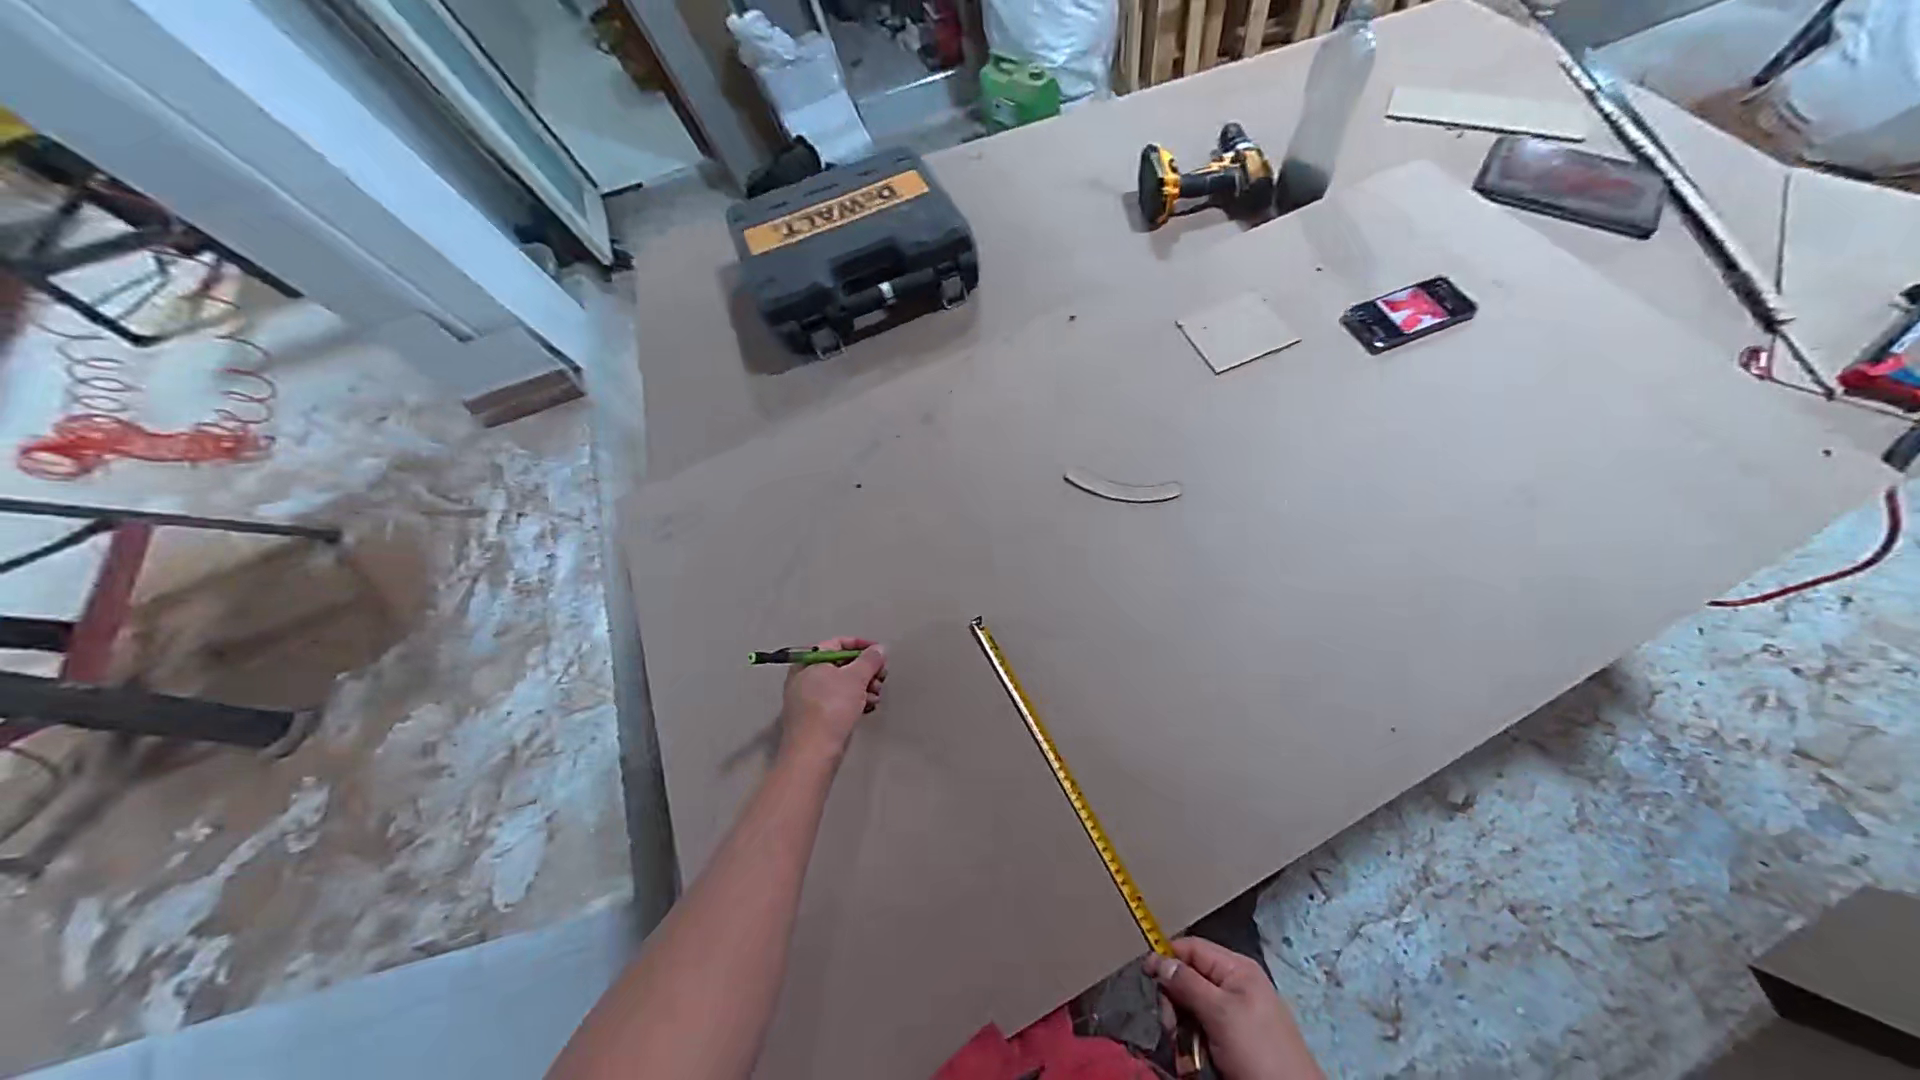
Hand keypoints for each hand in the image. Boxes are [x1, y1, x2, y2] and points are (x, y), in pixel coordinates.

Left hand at [779, 637, 886, 764]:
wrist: (813, 750)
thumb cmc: (832, 706)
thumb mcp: (855, 677)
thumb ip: (870, 659)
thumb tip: (879, 649)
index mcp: (809, 661)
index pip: (838, 643)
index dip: (862, 645)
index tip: (881, 653)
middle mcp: (805, 676)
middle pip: (842, 664)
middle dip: (865, 670)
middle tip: (881, 677)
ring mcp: (809, 697)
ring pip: (842, 684)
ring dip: (863, 686)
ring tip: (876, 695)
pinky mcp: (815, 717)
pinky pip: (838, 701)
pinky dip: (854, 700)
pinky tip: (867, 707)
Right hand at [1144, 938, 1323, 1079]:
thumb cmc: (1258, 1052)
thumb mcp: (1221, 1014)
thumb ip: (1187, 983)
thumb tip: (1158, 959)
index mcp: (1236, 968)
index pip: (1191, 948)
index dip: (1166, 956)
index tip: (1146, 975)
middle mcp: (1233, 986)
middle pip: (1187, 978)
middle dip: (1174, 1001)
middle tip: (1172, 1026)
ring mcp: (1233, 1015)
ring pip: (1190, 1008)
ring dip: (1181, 1028)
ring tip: (1186, 1051)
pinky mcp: (1231, 1041)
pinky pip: (1200, 1032)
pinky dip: (1192, 1044)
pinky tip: (1193, 1061)